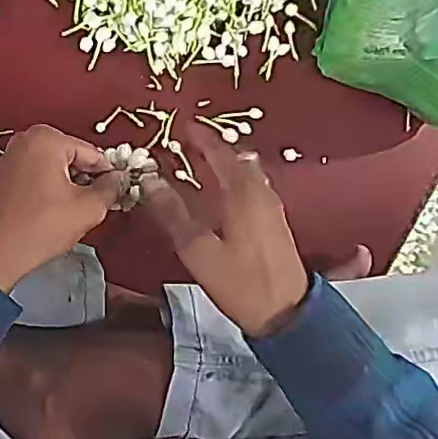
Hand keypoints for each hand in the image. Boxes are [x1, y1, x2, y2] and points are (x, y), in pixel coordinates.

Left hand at [0, 125, 123, 291]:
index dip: (108, 175)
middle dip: (87, 181)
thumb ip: (111, 188)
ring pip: (58, 168)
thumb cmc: (33, 229)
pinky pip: (41, 176)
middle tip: (93, 206)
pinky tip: (55, 213)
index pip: (94, 153)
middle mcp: (27, 140)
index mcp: (47, 139)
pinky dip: (52, 191)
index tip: (116, 190)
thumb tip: (118, 180)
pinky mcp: (6, 175)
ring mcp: (13, 157)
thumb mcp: (88, 208)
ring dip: (70, 187)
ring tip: (71, 213)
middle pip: (75, 158)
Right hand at [138, 126, 309, 337]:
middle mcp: (261, 193)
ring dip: (224, 164)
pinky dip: (234, 180)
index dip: (201, 137)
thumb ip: (173, 213)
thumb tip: (150, 181)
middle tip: (187, 144)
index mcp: (243, 193)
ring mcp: (272, 208)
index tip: (183, 125)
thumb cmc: (241, 283)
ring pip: (246, 173)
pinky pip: (252, 188)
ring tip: (201, 165)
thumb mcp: (198, 250)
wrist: (287, 313)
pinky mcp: (275, 223)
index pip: (220, 153)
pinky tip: (222, 194)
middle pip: (236, 160)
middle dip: (211, 149)